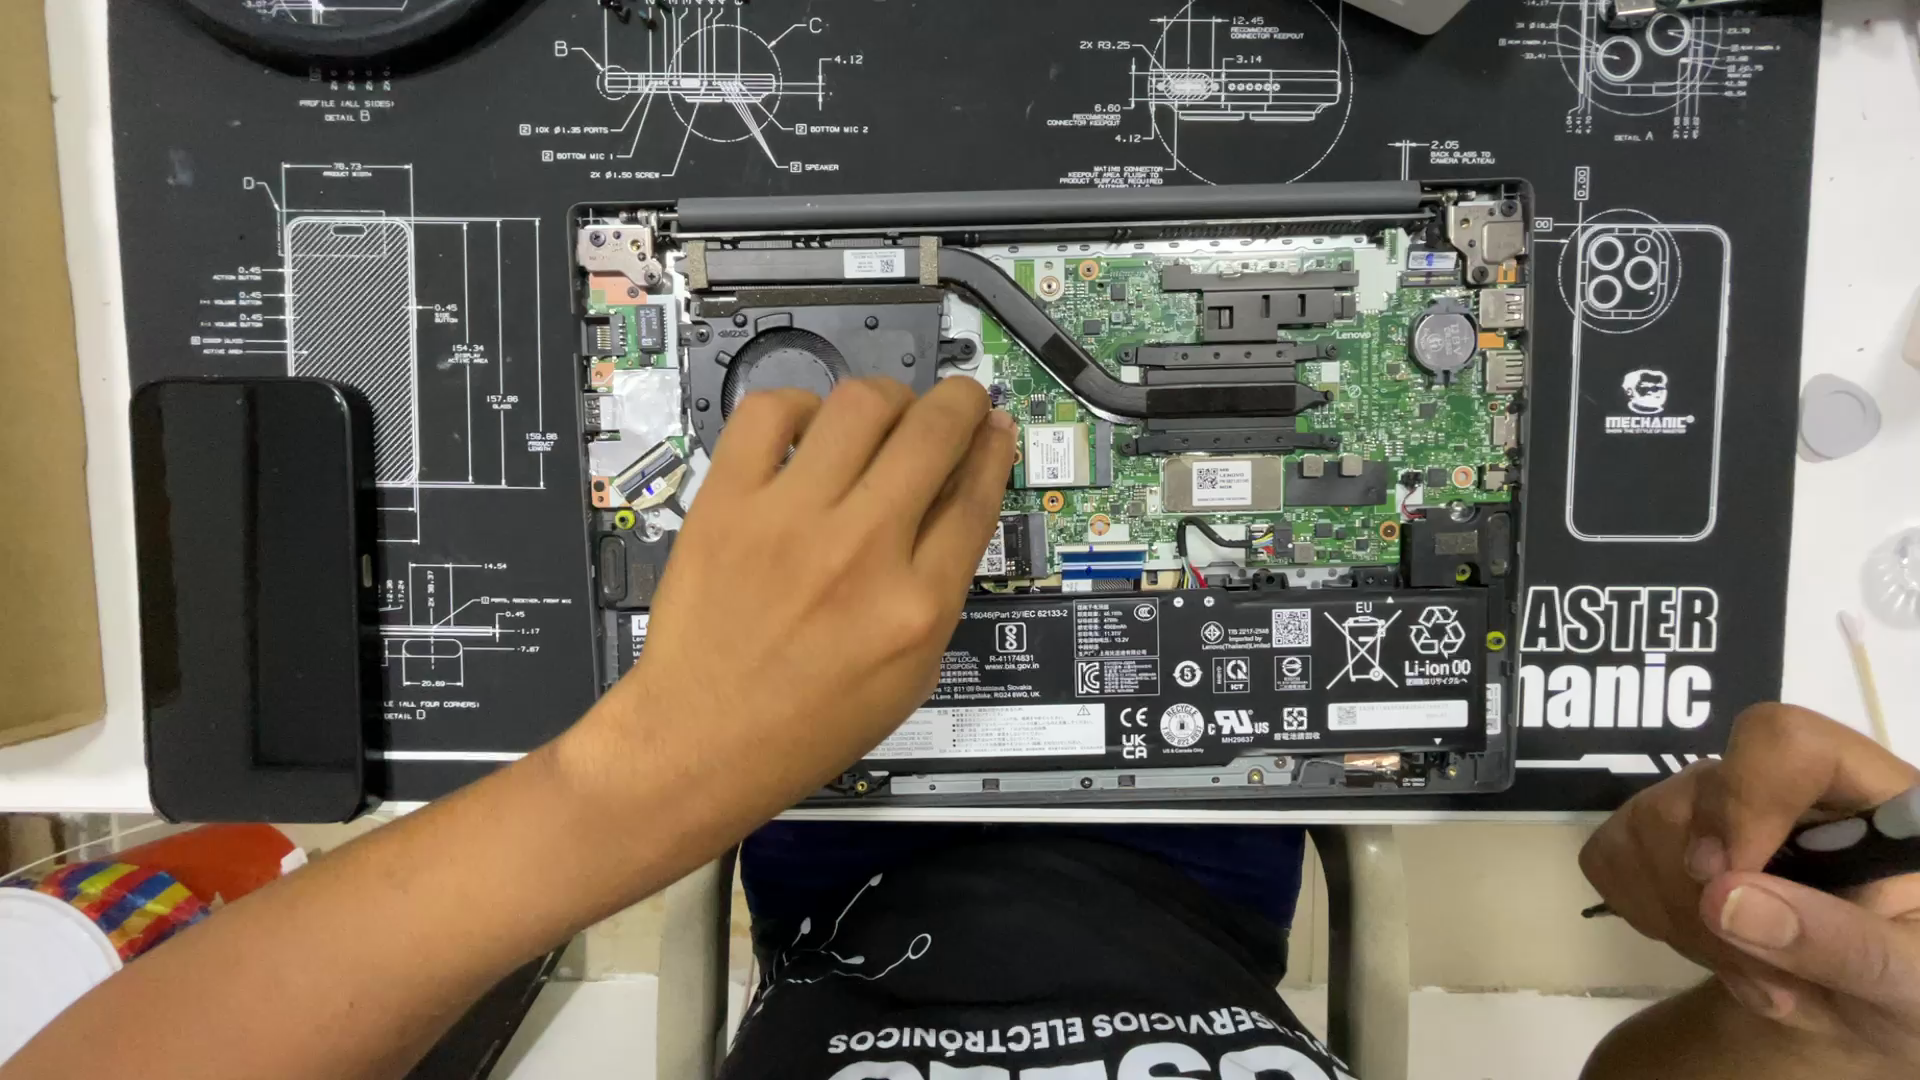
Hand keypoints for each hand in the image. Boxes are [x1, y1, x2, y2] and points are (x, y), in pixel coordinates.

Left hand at [565, 377, 1014, 829]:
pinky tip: (810, 434)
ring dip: (890, 399)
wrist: (701, 740)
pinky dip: (801, 408)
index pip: (976, 495)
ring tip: (885, 419)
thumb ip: (942, 584)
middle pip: (933, 433)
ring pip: (861, 406)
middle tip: (955, 405)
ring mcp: (790, 520)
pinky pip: (770, 413)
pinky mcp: (727, 504)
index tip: (992, 429)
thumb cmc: (813, 722)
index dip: (993, 448)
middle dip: (960, 402)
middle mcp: (862, 551)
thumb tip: (955, 497)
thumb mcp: (912, 672)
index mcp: (918, 606)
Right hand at [1581, 704, 1919, 1062]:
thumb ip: (1844, 943)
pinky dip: (1641, 908)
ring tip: (1745, 970)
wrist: (1867, 1010)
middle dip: (1706, 895)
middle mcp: (1777, 783)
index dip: (1742, 798)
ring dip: (1680, 917)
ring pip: (1641, 823)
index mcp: (1867, 796)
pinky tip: (1698, 941)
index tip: (1723, 876)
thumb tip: (1722, 896)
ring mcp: (1704, 802)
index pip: (1783, 741)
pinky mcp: (1647, 830)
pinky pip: (1607, 850)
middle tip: (1757, 973)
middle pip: (1697, 794)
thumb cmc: (1917, 992)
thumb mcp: (1918, 985)